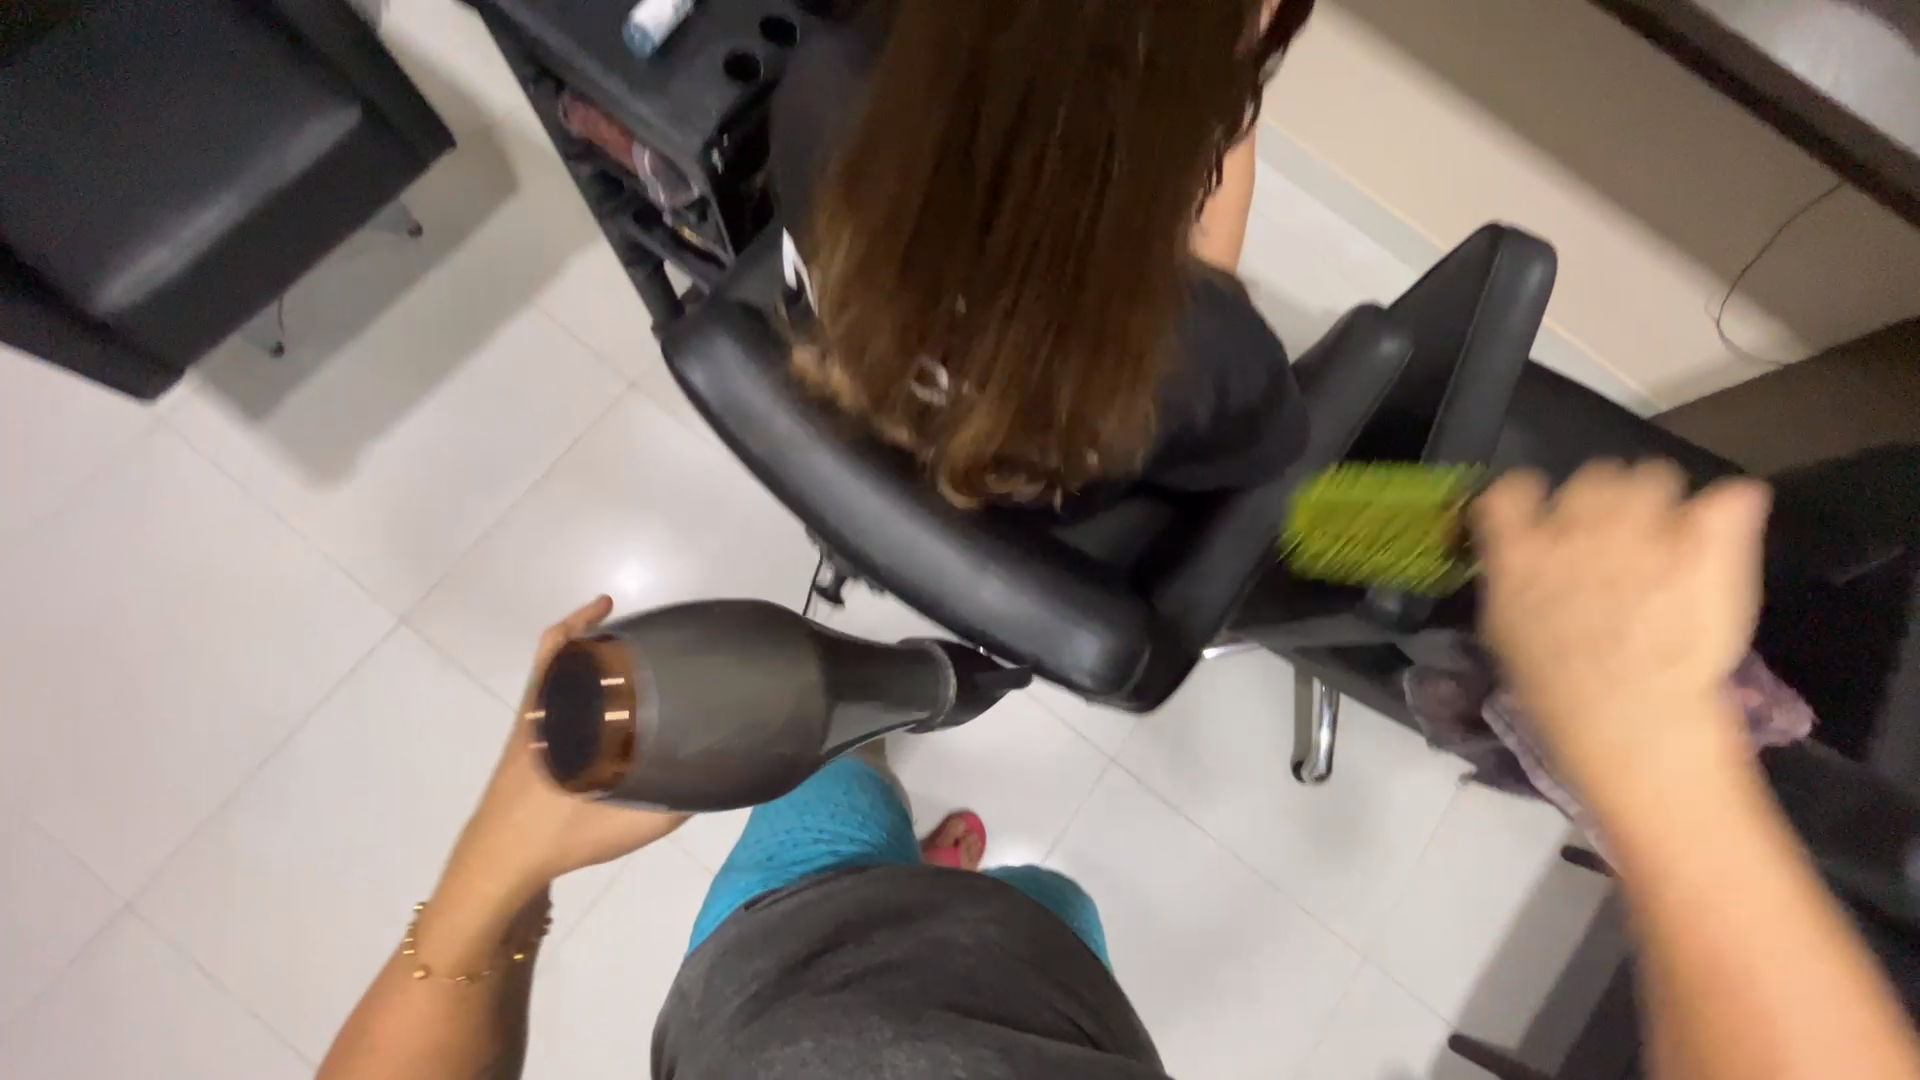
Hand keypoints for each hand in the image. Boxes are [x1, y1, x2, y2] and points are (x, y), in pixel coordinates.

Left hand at [438, 597, 686, 910]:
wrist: (495, 871)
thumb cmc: (559, 838)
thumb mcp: (631, 824)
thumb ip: (677, 803)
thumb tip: (717, 781)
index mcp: (558, 719)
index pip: (559, 655)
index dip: (581, 623)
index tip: (609, 605)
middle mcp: (541, 717)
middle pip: (554, 659)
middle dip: (589, 639)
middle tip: (632, 634)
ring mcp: (527, 736)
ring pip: (549, 683)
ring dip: (579, 665)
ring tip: (622, 664)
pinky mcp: (522, 755)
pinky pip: (545, 706)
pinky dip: (570, 694)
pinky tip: (601, 716)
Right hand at [1471, 461, 1771, 785]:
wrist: (1627, 717)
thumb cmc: (1551, 684)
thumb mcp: (1502, 625)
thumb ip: (1512, 573)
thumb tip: (1520, 553)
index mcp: (1518, 550)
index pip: (1512, 491)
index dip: (1525, 494)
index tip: (1536, 509)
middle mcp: (1575, 529)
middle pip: (1590, 476)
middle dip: (1599, 495)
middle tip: (1609, 529)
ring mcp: (1645, 534)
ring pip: (1652, 475)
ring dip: (1655, 497)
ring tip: (1664, 530)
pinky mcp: (1709, 548)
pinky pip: (1728, 496)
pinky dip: (1723, 508)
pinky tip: (1714, 529)